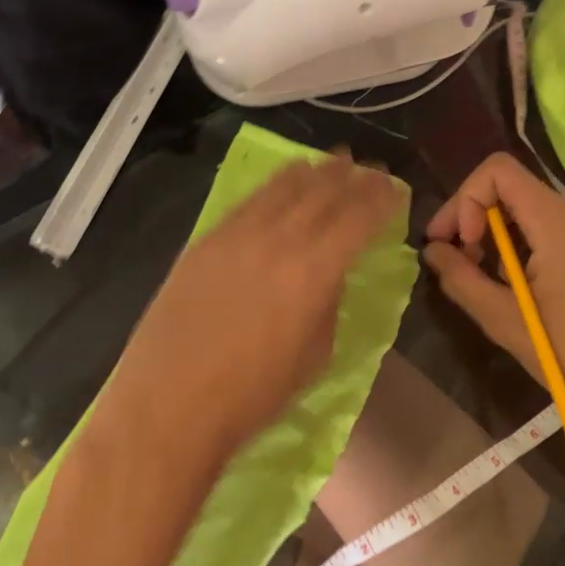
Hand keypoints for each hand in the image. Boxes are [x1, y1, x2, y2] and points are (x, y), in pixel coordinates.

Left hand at [100, 156, 405, 460]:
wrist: (170, 404)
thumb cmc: (252, 396)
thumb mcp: (314, 357)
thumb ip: (328, 305)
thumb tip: (330, 275)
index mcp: (313, 271)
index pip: (357, 218)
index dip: (380, 199)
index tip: (394, 188)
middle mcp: (278, 240)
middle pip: (323, 193)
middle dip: (352, 177)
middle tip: (370, 168)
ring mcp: (238, 235)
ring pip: (284, 187)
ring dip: (315, 172)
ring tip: (334, 161)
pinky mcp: (207, 240)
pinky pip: (250, 199)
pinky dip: (276, 184)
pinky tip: (285, 180)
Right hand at [423, 153, 564, 456]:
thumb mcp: (508, 322)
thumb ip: (462, 279)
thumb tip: (432, 251)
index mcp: (558, 221)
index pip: (497, 170)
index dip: (464, 199)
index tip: (458, 245)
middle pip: (511, 187)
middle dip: (475, 219)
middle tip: (461, 266)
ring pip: (529, 209)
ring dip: (498, 236)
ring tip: (491, 286)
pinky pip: (551, 228)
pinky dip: (524, 245)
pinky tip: (523, 290)